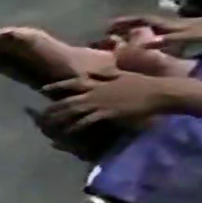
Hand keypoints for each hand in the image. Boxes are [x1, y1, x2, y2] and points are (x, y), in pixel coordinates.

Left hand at [39, 71, 177, 131]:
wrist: (162, 92)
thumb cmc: (146, 83)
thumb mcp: (124, 75)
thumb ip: (108, 74)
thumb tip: (101, 70)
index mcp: (100, 82)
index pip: (73, 82)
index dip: (56, 85)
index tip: (42, 89)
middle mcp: (96, 92)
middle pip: (67, 100)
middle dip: (52, 107)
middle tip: (39, 114)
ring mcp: (100, 103)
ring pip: (73, 111)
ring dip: (59, 118)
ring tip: (47, 125)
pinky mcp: (107, 113)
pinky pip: (86, 121)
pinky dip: (75, 127)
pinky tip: (66, 132)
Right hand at [104, 13, 201, 48]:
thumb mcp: (191, 37)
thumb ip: (168, 40)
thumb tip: (143, 44)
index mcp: (169, 24)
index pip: (142, 20)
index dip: (125, 22)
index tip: (107, 25)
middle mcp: (170, 23)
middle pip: (144, 21)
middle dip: (126, 23)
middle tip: (108, 29)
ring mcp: (177, 25)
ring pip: (151, 24)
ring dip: (135, 26)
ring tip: (121, 32)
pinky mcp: (183, 29)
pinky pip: (159, 29)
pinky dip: (147, 30)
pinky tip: (145, 35)